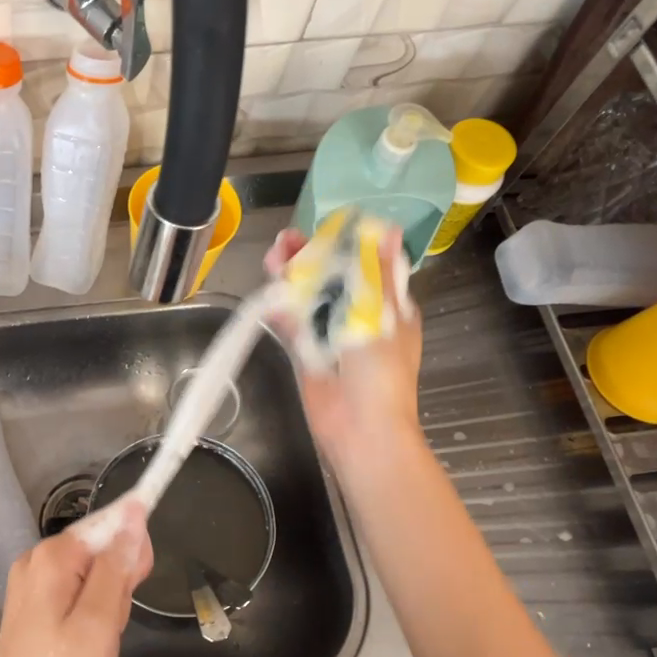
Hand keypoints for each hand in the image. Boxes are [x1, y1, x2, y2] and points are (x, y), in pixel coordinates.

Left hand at [0, 497, 153, 656]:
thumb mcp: (100, 622)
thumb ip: (117, 564)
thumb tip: (132, 512)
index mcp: (49, 558)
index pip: (107, 524)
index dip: (131, 551)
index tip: (138, 585)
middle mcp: (35, 564)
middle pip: (99, 551)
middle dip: (118, 585)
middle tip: (109, 629)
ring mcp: (31, 590)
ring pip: (92, 578)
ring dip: (107, 608)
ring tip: (97, 647)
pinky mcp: (33, 614)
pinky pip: (77, 599)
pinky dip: (92, 620)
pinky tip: (87, 652)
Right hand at [263, 228, 425, 472]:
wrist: (361, 428)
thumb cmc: (383, 372)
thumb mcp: (384, 315)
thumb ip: (378, 273)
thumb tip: (388, 230)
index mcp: (386, 307)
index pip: (364, 266)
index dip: (342, 245)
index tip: (323, 228)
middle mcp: (357, 316)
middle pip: (329, 278)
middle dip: (308, 258)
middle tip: (286, 240)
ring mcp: (329, 334)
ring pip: (306, 297)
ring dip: (290, 277)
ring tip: (273, 256)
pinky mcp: (304, 351)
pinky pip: (291, 323)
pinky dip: (280, 306)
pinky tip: (268, 289)